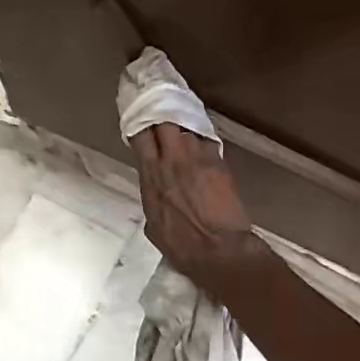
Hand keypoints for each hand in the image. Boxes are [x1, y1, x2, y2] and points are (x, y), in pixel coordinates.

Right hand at [128, 123, 268, 288]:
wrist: (219, 248)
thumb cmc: (183, 246)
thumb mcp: (154, 226)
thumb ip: (152, 201)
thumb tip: (157, 195)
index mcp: (151, 175)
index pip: (140, 135)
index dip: (140, 122)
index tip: (141, 118)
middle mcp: (172, 159)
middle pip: (164, 120)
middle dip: (163, 113)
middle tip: (164, 112)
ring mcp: (197, 157)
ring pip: (187, 127)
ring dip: (185, 127)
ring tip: (186, 128)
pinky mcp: (219, 162)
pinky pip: (208, 141)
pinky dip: (204, 140)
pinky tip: (205, 145)